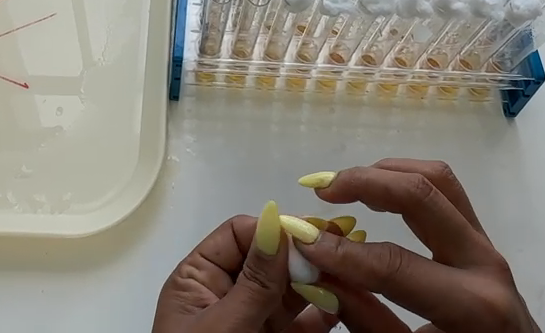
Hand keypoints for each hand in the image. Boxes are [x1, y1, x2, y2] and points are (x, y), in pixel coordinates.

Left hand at [154, 201, 339, 332]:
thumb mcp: (223, 327)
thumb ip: (254, 282)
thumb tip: (278, 221)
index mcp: (196, 279)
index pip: (239, 235)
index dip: (274, 232)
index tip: (311, 233)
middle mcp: (223, 295)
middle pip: (268, 262)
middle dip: (302, 256)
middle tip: (341, 247)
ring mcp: (247, 322)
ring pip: (286, 292)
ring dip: (316, 281)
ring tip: (348, 271)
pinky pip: (295, 324)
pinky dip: (318, 314)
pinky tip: (339, 304)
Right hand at [296, 159, 539, 332]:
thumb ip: (365, 319)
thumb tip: (315, 274)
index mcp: (475, 307)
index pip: (396, 264)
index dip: (344, 252)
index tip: (302, 239)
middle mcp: (486, 264)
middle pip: (421, 195)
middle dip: (364, 184)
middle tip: (320, 188)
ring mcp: (487, 245)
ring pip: (436, 177)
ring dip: (385, 172)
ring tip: (343, 184)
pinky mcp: (481, 238)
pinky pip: (445, 189)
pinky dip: (405, 177)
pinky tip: (376, 189)